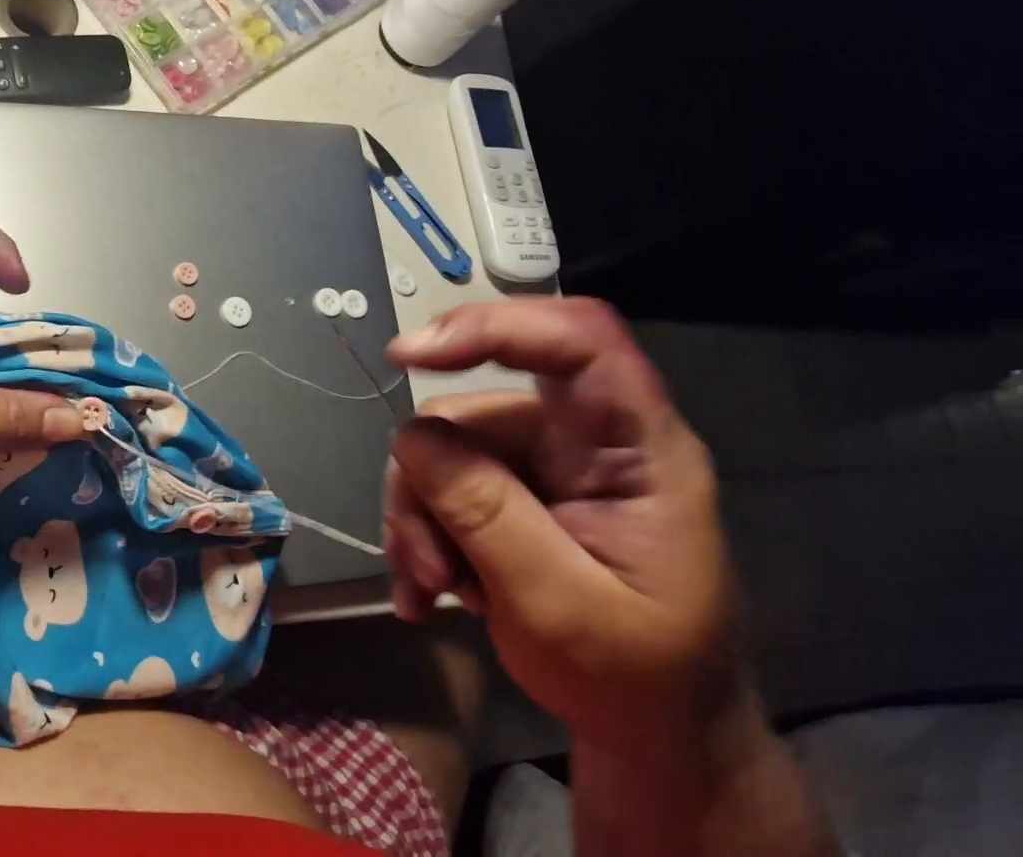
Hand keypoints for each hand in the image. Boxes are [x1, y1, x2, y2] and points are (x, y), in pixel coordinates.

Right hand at [383, 299, 738, 755]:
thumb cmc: (635, 676)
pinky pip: (437, 485)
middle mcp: (586, 440)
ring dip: (419, 521)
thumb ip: (488, 516)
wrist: (651, 732)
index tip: (409, 356)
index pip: (579, 343)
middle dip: (428, 484)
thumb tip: (410, 436)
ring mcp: (544, 466)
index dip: (495, 327)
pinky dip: (420, 535)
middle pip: (474, 411)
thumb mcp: (559, 606)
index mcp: (637, 450)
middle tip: (425, 568)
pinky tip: (428, 591)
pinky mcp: (511, 493)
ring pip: (440, 451)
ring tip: (432, 590)